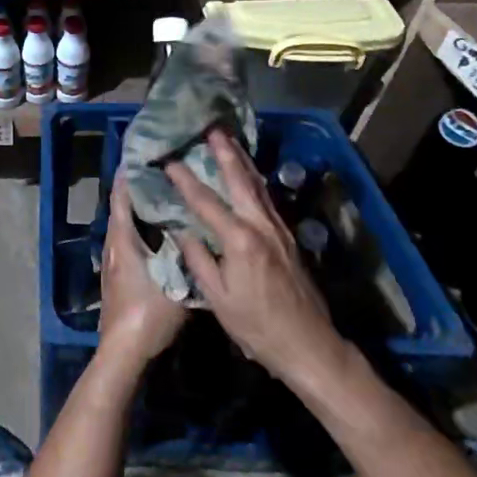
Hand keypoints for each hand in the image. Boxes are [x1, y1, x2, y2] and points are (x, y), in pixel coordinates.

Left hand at [98, 175, 188, 368]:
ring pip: (125, 223)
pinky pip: (128, 239)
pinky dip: (141, 227)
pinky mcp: (116, 273)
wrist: (124, 349)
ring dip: (140, 208)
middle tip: (163, 169)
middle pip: (123, 206)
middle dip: (139, 187)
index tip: (144, 152)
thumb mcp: (175, 279)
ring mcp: (112, 259)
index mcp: (122, 237)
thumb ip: (186, 251)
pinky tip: (160, 232)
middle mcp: (112, 242)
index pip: (123, 194)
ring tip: (166, 194)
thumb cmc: (148, 312)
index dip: (131, 172)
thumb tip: (196, 224)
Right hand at [168, 131, 349, 389]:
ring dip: (242, 162)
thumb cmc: (257, 326)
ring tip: (229, 142)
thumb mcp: (217, 297)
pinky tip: (249, 177)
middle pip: (240, 181)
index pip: (205, 201)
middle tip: (211, 129)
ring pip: (258, 187)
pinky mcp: (288, 240)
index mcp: (240, 240)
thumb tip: (181, 229)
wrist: (311, 347)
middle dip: (225, 153)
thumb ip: (198, 258)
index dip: (183, 179)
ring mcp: (279, 232)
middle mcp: (261, 227)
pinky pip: (267, 200)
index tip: (166, 159)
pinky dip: (254, 181)